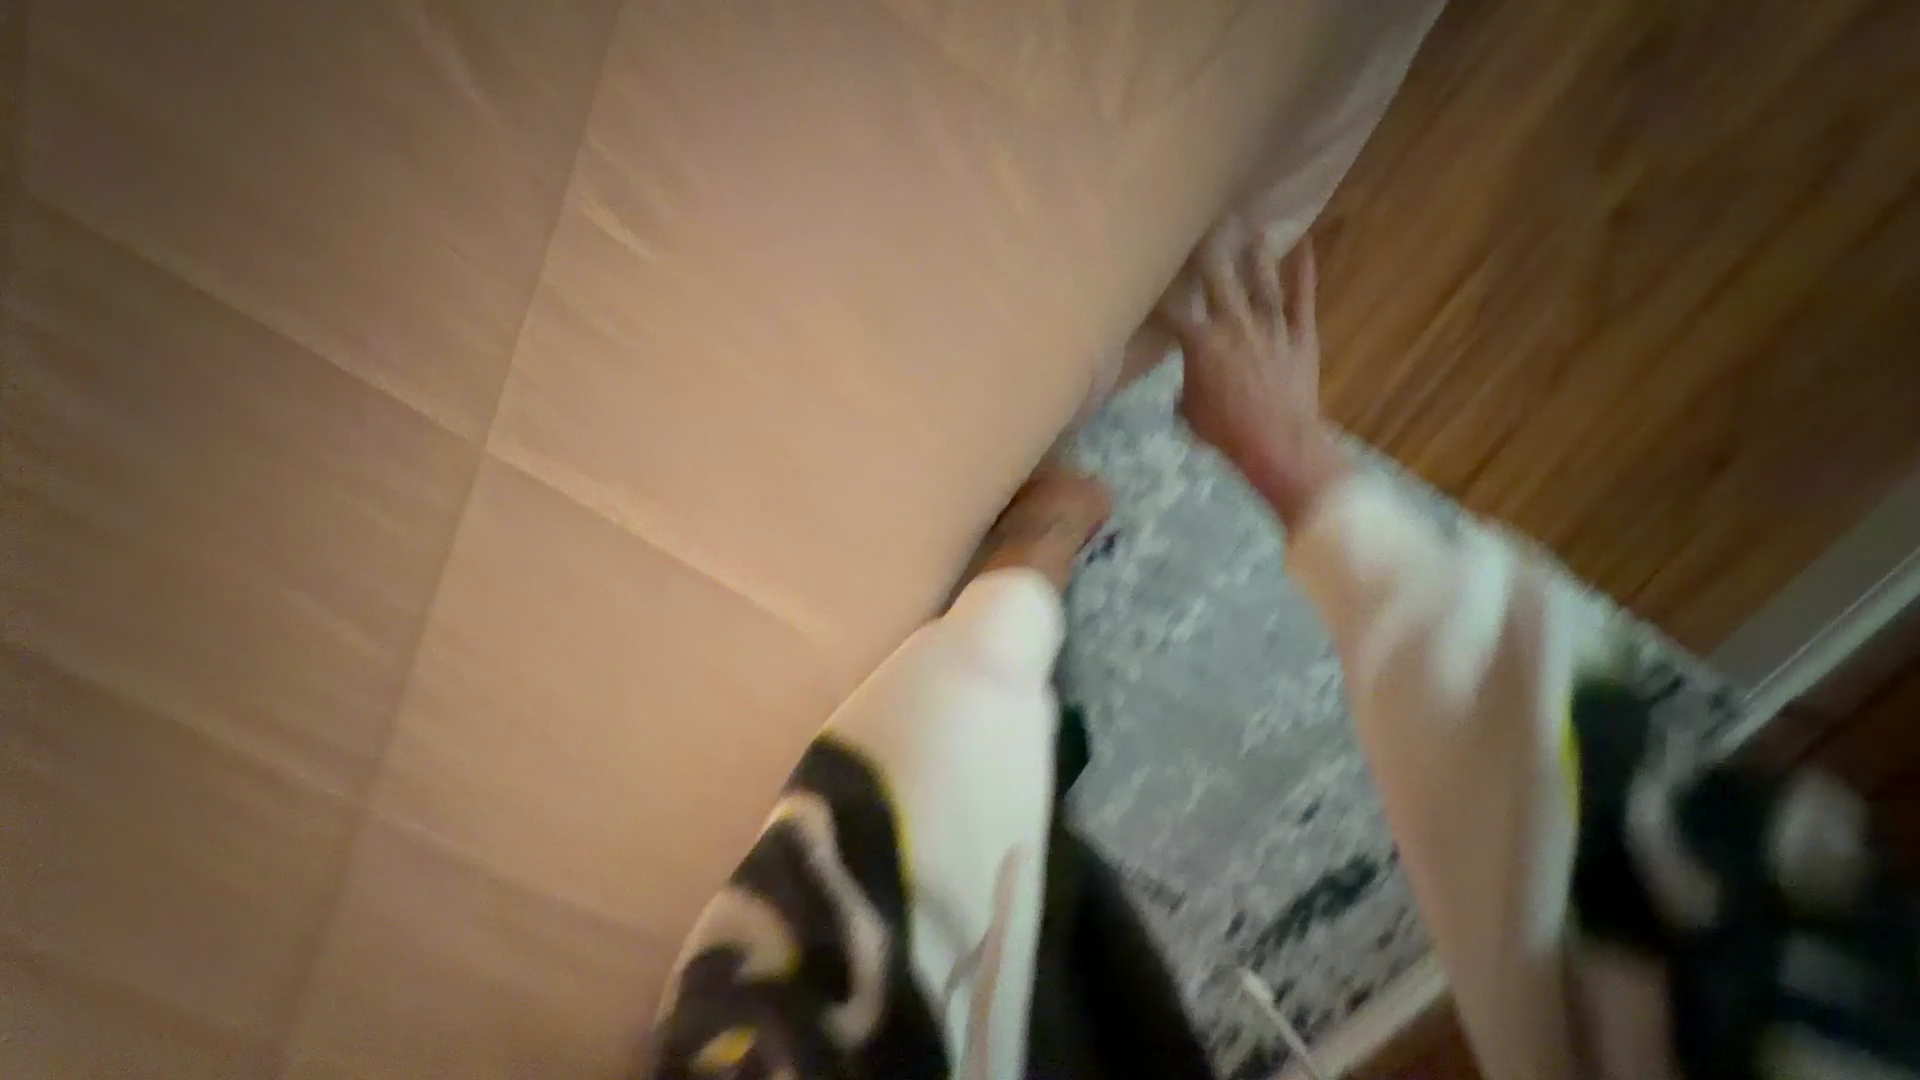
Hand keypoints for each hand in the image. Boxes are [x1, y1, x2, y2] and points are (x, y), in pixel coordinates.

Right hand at [1156, 237, 1348, 528]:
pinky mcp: (1301, 333)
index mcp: (1200, 343)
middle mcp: (1234, 324)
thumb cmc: (1227, 433)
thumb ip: (1187, 387)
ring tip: (1250, 225)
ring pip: (1260, 279)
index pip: (1172, 309)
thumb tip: (1187, 383)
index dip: (1160, 291)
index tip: (1152, 275)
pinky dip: (1303, 269)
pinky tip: (1303, 243)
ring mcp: (1271, 325)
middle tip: (1203, 223)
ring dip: (1255, 251)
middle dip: (1208, 249)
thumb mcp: (1191, 413)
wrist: (1279, 443)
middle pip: (1217, 276)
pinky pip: (1302, 296)